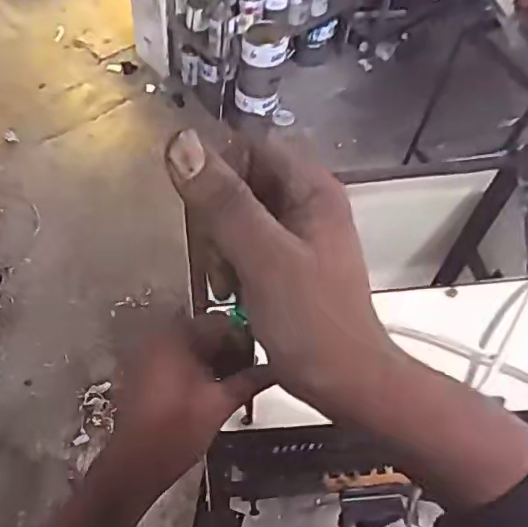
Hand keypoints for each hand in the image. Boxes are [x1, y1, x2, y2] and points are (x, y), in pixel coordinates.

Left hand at [95, 314, 271, 498]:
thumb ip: (250, 380)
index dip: (244, 338)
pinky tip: (208, 389)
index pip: (219, 322)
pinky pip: (172, 360)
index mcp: (175, 338)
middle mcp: (156, 339)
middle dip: (228, 348)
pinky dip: (192, 368)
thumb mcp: (221, 403)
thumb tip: (275, 369)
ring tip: (232, 382)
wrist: (138, 461)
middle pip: (202, 331)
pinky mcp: (140, 374)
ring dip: (211, 359)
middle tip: (249, 370)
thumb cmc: (177, 431)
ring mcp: (145, 356)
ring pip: (187, 346)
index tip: (260, 356)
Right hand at [165, 128, 527, 507]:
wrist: (345, 381)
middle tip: (209, 250)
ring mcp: (299, 240)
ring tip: (221, 280)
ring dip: (220, 243)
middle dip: (216, 211)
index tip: (186, 194)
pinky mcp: (288, 269)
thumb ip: (224, 204)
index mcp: (312, 190)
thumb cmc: (310, 322)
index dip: (217, 161)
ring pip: (242, 218)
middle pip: (246, 181)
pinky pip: (248, 250)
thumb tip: (183, 146)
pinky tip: (228, 293)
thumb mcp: (263, 258)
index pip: (255, 145)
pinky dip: (232, 265)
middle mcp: (308, 207)